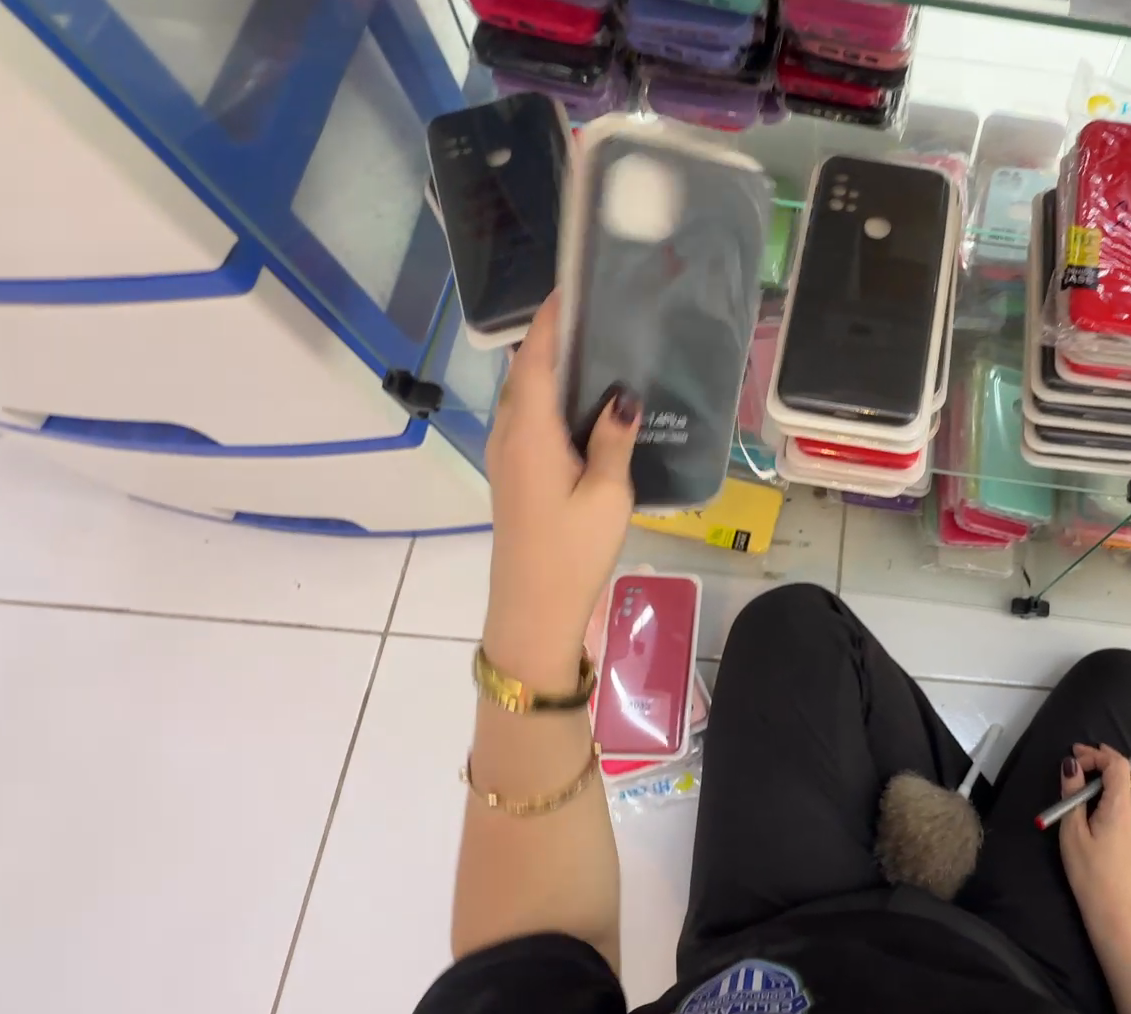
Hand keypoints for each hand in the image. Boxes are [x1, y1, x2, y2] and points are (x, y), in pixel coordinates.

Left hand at [480, 294, 640, 694]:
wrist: (534, 607)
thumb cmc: (573, 550)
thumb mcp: (608, 495)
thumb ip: (614, 440)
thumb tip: (624, 395)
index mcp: (531, 433)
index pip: (538, 359)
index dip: (553, 321)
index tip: (575, 289)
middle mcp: (510, 434)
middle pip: (526, 372)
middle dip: (554, 338)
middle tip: (598, 318)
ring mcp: (506, 455)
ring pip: (524, 396)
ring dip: (550, 368)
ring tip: (595, 352)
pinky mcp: (513, 473)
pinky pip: (527, 418)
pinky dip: (549, 397)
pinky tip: (582, 406)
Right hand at [1057, 744, 1130, 930]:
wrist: (1114, 909)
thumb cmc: (1088, 871)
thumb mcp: (1071, 830)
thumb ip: (1072, 794)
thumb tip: (1071, 764)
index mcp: (1121, 805)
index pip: (1116, 765)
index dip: (1095, 755)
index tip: (1074, 758)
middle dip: (1108, 760)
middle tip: (1083, 761)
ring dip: (1124, 773)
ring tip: (1103, 774)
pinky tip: (1130, 798)